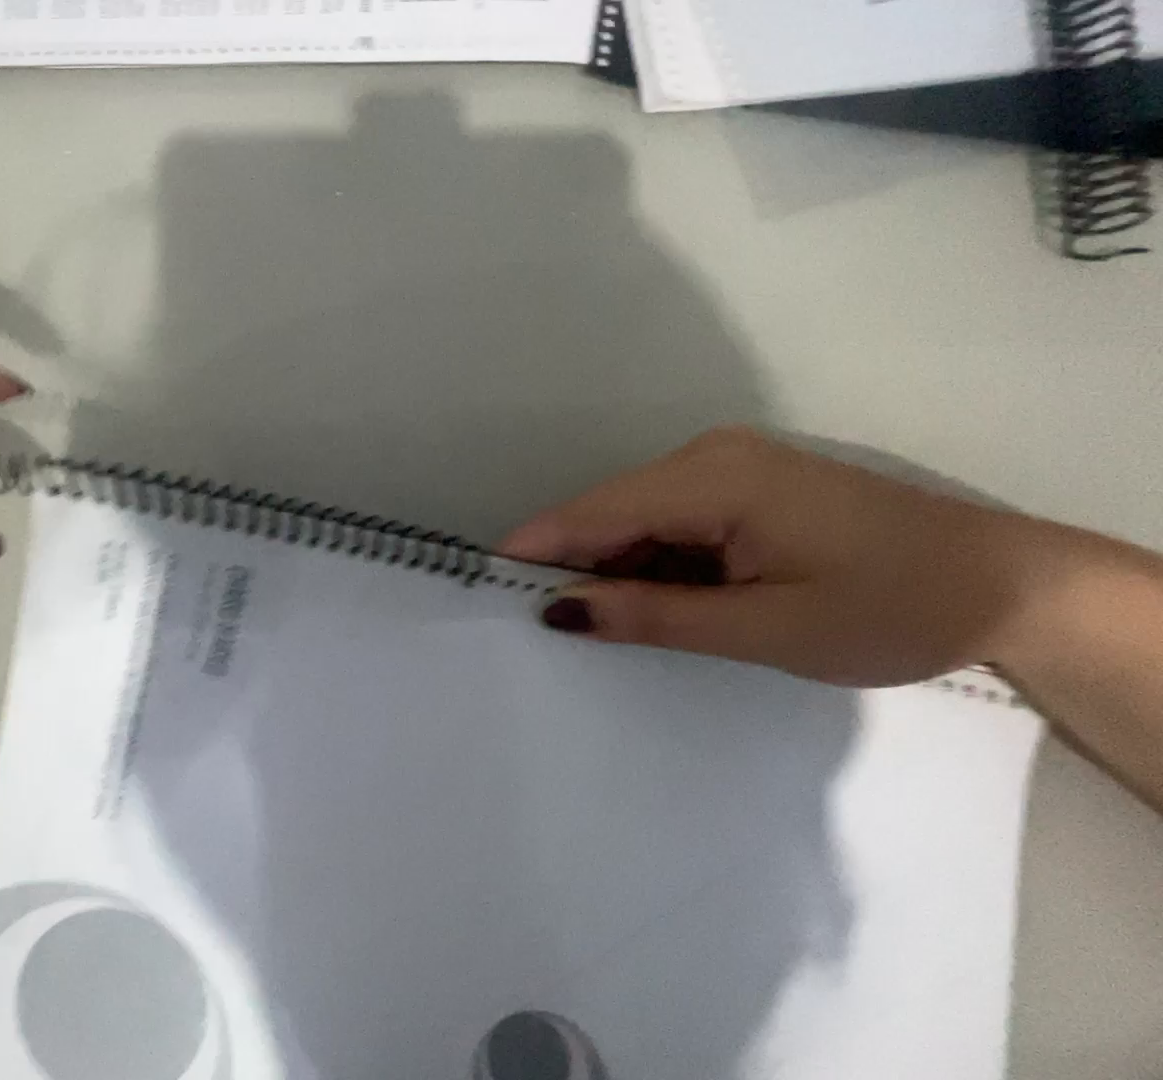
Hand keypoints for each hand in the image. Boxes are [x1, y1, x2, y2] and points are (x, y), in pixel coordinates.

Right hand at [500, 427, 1089, 686]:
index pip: (591, 514)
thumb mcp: (764, 627)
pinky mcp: (740, 488)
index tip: (478, 592)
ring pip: (631, 521)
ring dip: (612, 570)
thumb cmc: (891, 609)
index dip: (533, 551)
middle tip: (540, 630)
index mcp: (712, 480)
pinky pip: (665, 523)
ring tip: (599, 628)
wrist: (1009, 588)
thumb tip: (556, 608)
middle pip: (604, 514)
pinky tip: (654, 604)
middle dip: (571, 567)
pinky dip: (648, 564)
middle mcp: (707, 458)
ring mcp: (725, 469)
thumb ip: (652, 614)